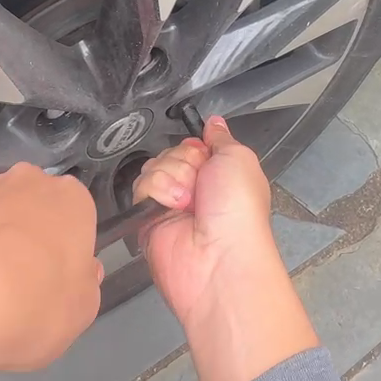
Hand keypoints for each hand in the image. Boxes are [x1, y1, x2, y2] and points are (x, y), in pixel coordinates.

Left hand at [0, 163, 101, 380]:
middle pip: (37, 210)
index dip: (69, 254)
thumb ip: (87, 287)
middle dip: (33, 240)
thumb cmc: (28, 305)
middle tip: (23, 287)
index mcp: (70, 198)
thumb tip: (83, 271)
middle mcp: (28, 181)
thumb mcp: (79, 313)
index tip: (57, 283)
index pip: (79, 219)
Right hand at [132, 117, 318, 380]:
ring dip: (171, 177)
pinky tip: (172, 207)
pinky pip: (140, 187)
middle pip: (171, 152)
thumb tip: (213, 122)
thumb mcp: (239, 159)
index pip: (192, 144)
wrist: (218, 258)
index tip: (204, 156)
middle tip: (199, 185)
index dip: (196, 146)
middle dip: (183, 161)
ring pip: (154, 166)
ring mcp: (169, 204)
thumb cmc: (237, 207)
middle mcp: (193, 188)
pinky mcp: (147, 219)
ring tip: (187, 201)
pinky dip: (156, 191)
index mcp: (217, 175)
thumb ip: (221, 137)